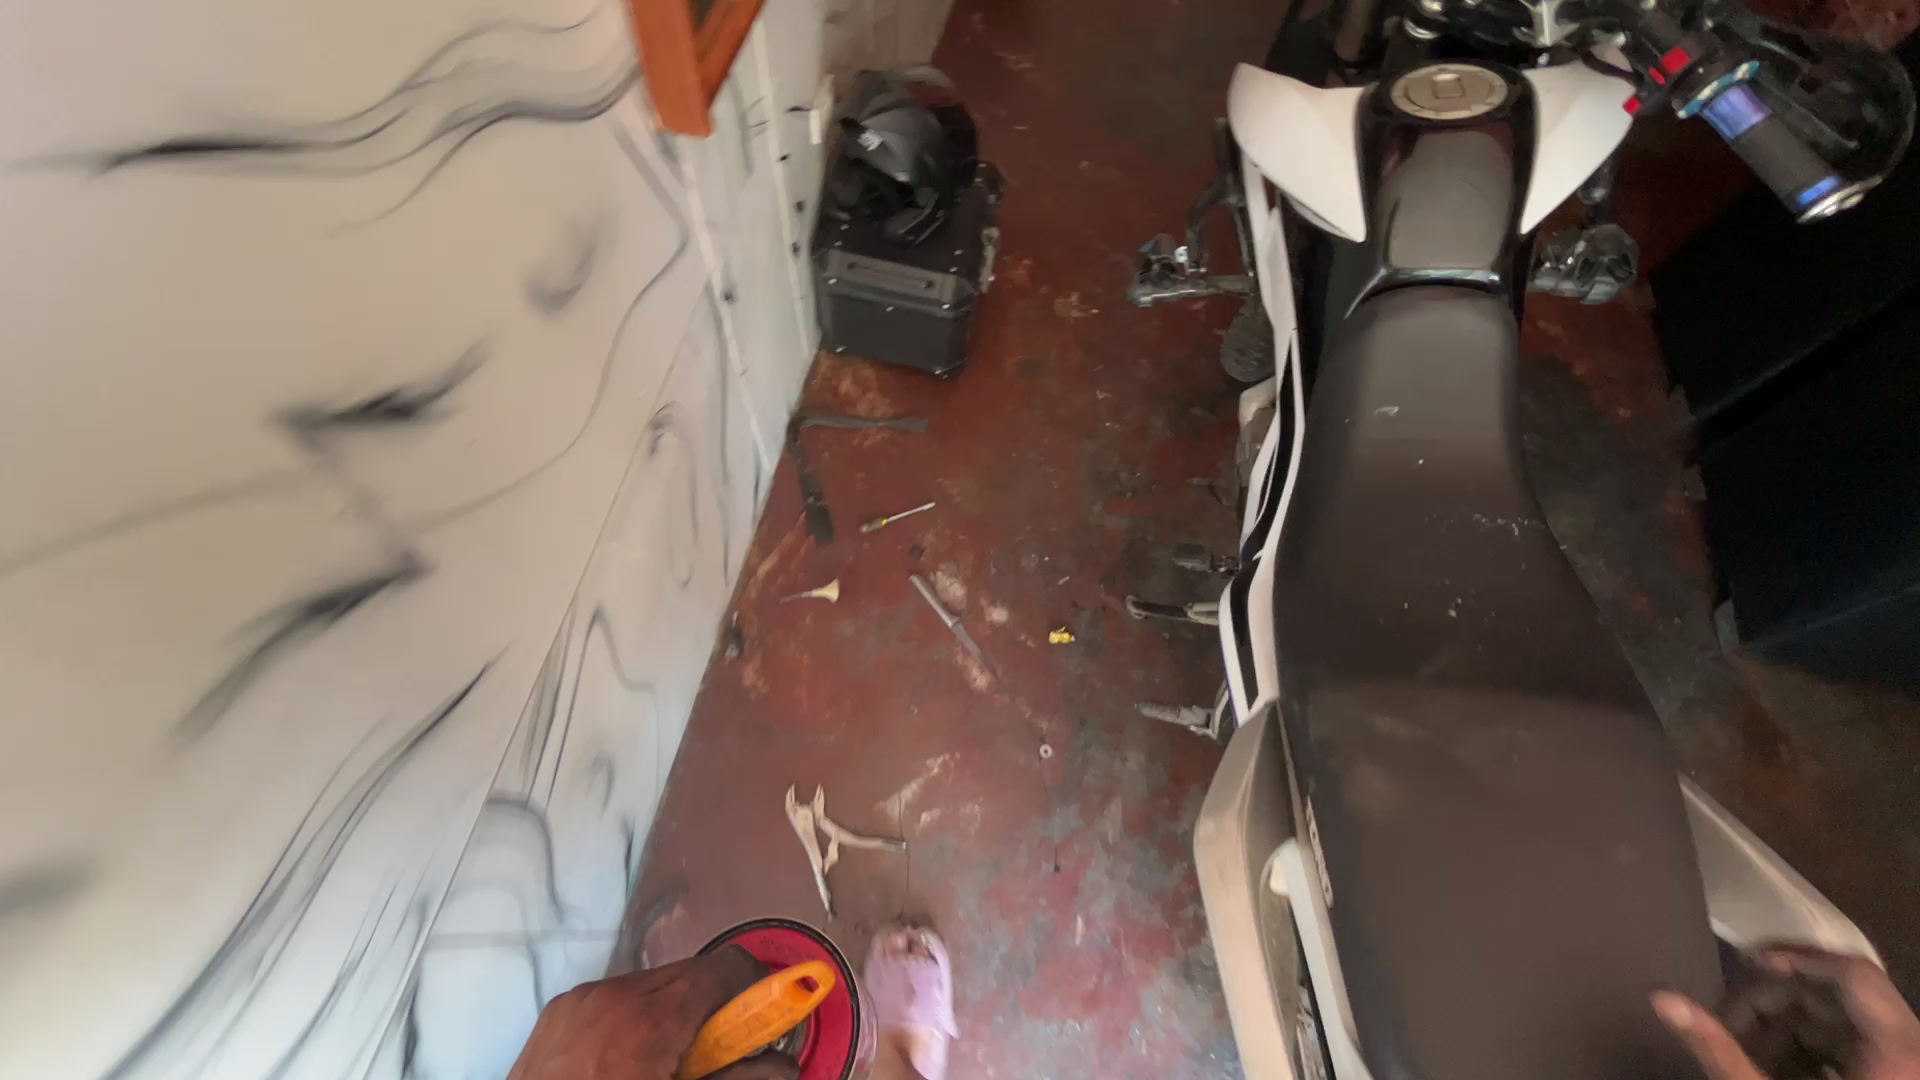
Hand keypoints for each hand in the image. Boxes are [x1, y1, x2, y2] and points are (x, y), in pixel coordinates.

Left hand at [506, 945, 800, 1079]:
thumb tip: (787, 1065)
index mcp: (649, 1022)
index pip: (724, 967)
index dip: (757, 983)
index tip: (769, 1010)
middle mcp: (616, 995)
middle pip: (694, 971)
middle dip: (717, 1002)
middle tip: (724, 1046)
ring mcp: (582, 997)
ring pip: (655, 982)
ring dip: (676, 1008)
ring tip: (669, 1059)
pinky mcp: (560, 1008)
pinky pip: (618, 996)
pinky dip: (637, 1016)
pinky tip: (629, 1059)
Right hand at [1653, 945, 1919, 1079]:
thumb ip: (1717, 1047)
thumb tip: (1659, 995)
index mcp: (1899, 1055)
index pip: (1854, 975)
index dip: (1798, 958)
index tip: (1745, 964)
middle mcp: (1915, 1058)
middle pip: (1837, 997)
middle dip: (1773, 1002)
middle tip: (1727, 1022)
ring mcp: (1909, 1074)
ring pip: (1840, 1023)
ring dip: (1783, 1026)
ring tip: (1744, 1049)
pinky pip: (1855, 1050)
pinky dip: (1807, 1049)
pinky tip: (1774, 1067)